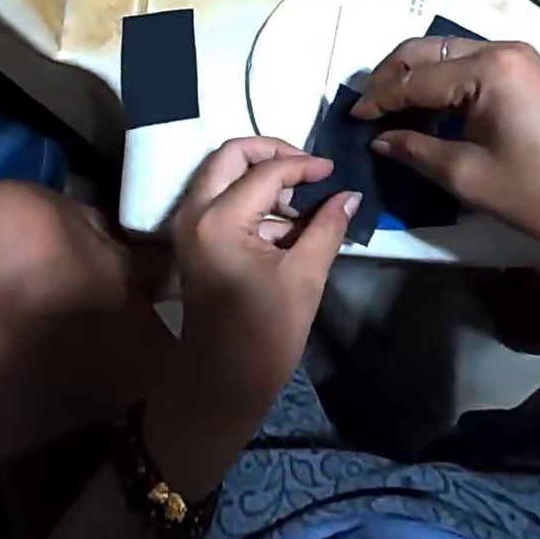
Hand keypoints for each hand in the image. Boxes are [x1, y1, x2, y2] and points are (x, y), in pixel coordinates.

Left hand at [165, 137, 358, 425]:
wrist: (220, 387)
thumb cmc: (264, 334)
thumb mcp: (305, 276)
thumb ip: (327, 226)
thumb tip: (350, 194)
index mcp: (220, 221)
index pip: (267, 172)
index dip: (304, 165)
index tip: (333, 170)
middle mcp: (195, 213)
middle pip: (232, 155)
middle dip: (272, 151)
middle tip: (308, 167)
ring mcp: (189, 225)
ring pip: (224, 173)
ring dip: (262, 175)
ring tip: (302, 198)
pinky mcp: (194, 239)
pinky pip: (222, 197)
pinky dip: (253, 197)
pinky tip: (287, 220)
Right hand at [353, 38, 539, 266]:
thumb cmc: (539, 192)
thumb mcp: (467, 175)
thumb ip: (415, 149)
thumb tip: (379, 139)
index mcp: (487, 68)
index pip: (415, 77)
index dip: (379, 98)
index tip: (351, 118)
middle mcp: (502, 49)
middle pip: (429, 51)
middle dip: (393, 77)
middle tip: (367, 109)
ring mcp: (519, 58)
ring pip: (449, 55)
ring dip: (417, 77)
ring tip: (392, 111)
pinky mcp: (528, 73)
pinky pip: (472, 67)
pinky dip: (444, 84)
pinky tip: (431, 110)